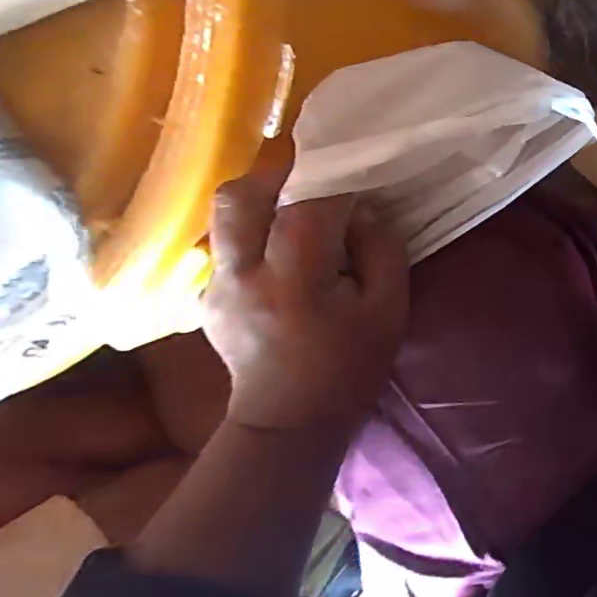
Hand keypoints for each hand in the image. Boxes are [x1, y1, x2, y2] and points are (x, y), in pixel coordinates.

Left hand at [201, 148, 409, 432]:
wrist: (289, 422)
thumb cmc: (349, 368)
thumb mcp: (389, 310)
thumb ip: (382, 250)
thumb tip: (362, 210)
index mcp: (294, 284)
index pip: (306, 208)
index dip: (333, 182)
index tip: (354, 174)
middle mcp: (244, 277)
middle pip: (241, 196)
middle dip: (279, 175)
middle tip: (314, 180)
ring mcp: (217, 286)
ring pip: (224, 212)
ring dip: (261, 196)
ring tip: (295, 207)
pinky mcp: (207, 294)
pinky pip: (226, 239)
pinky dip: (254, 226)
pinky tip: (280, 246)